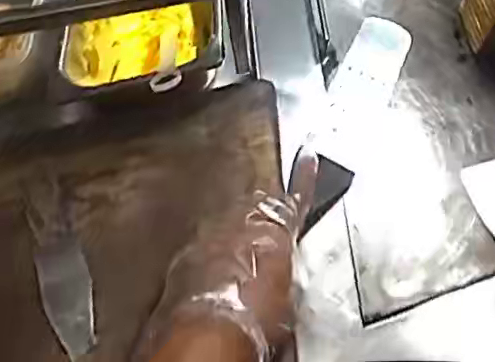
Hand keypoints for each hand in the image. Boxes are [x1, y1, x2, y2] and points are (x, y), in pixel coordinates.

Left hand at [136, 150, 318, 361]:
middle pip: (257, 207)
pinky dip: (210, 257)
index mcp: (277, 228)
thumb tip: (286, 286)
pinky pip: (204, 247)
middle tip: (265, 236)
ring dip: (234, 236)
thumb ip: (287, 275)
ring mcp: (212, 232)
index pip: (296, 197)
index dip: (304, 178)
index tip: (308, 156)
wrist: (206, 339)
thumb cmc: (255, 321)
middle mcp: (244, 220)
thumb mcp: (288, 303)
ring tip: (238, 262)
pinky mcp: (186, 253)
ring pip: (228, 223)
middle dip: (262, 217)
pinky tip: (212, 281)